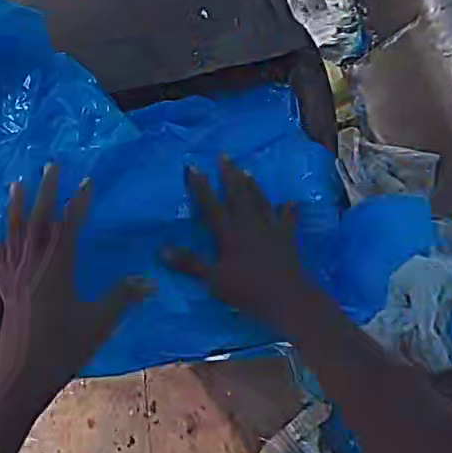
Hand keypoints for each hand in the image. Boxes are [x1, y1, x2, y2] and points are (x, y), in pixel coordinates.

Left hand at [0, 163, 144, 405]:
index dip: (79, 202)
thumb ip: (123, 298)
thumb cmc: (62, 349)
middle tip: (51, 166)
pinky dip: (1, 246)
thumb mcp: (99, 323)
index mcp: (58, 269)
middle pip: (39, 220)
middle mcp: (33, 266)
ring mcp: (15, 278)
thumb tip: (151, 281)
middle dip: (46, 191)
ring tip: (17, 185)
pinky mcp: (4, 292)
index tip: (87, 180)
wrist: (21, 377)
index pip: (69, 226)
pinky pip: (1, 261)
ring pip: (15, 234)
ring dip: (17, 208)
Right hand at [164, 157, 333, 337]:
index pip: (211, 204)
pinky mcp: (287, 237)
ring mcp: (270, 228)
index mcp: (228, 231)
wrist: (286, 296)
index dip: (201, 186)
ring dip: (253, 185)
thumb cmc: (246, 289)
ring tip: (247, 170)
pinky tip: (290, 202)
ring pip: (260, 200)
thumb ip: (189, 263)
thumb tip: (161, 250)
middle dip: (229, 174)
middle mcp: (248, 223)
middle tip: (225, 156)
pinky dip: (288, 210)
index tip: (194, 167)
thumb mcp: (212, 279)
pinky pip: (287, 219)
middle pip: (237, 194)